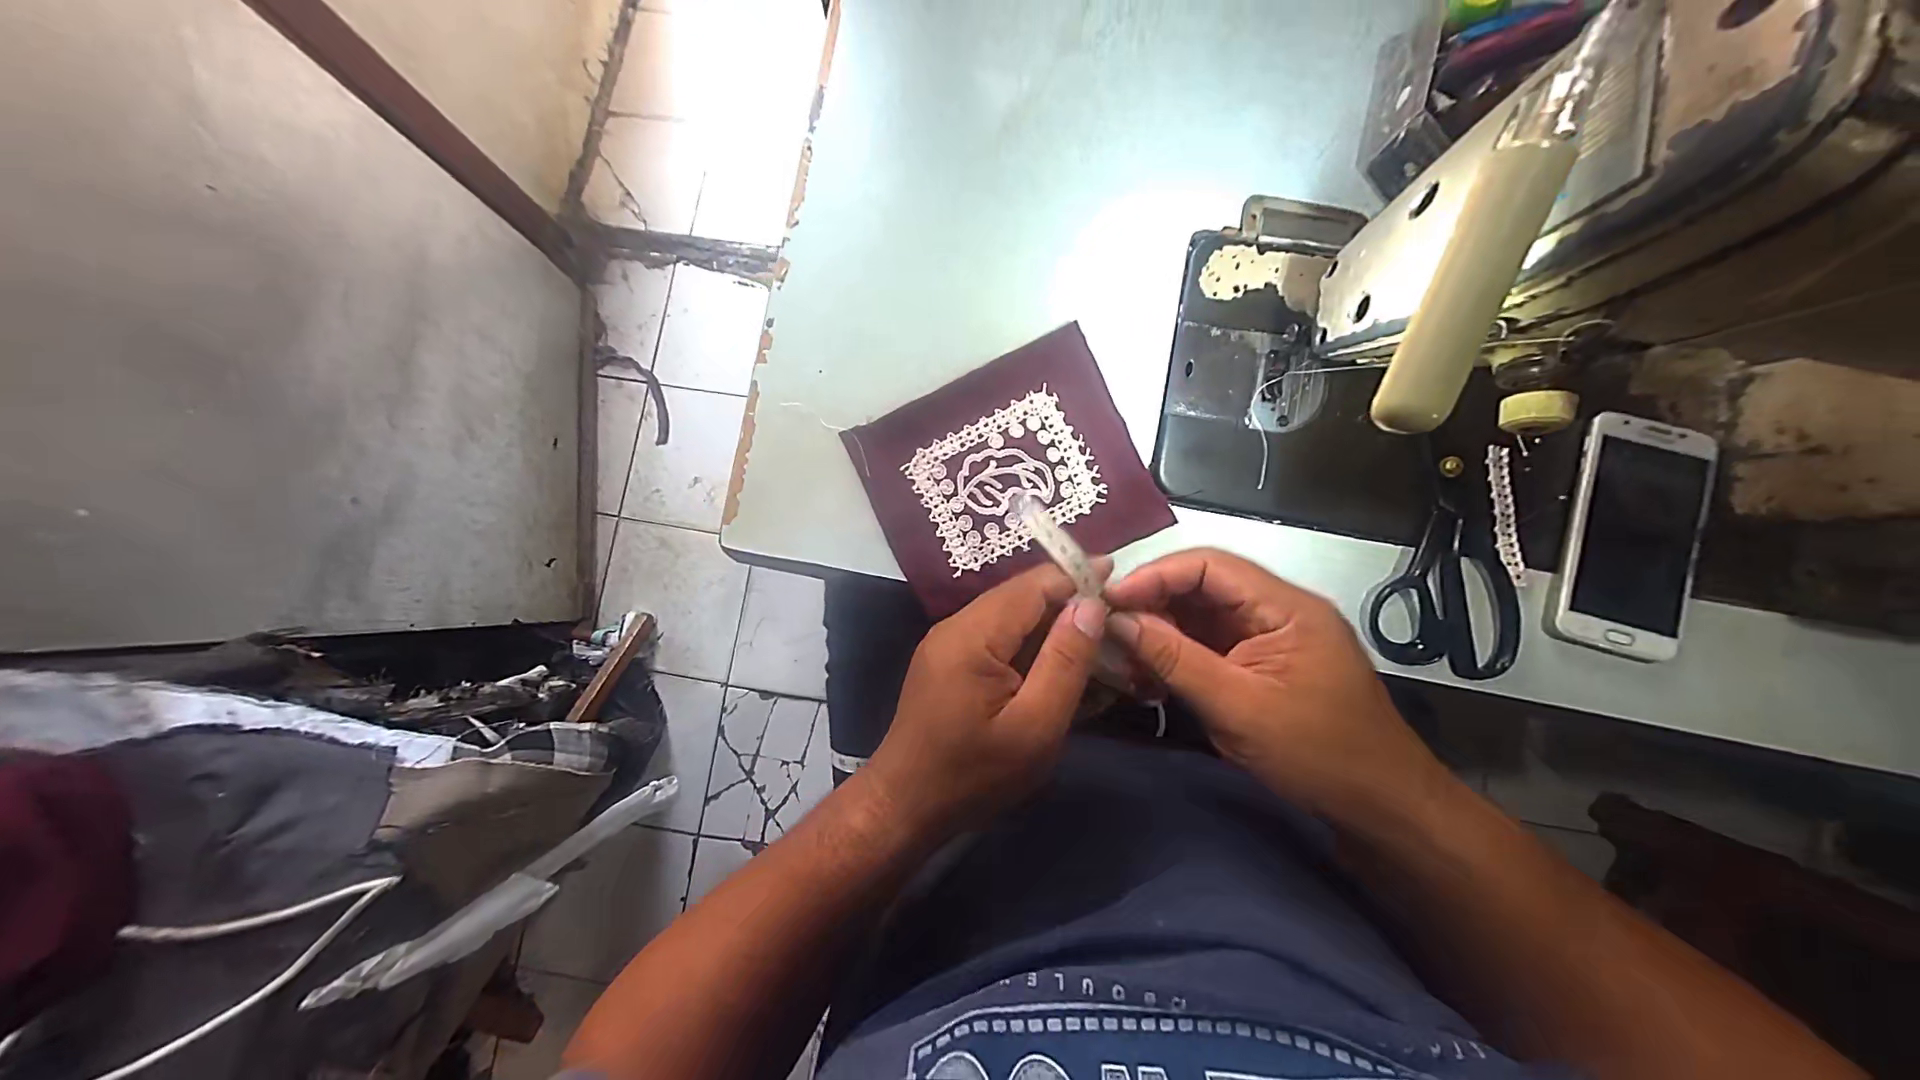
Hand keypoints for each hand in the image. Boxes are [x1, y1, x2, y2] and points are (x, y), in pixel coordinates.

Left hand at [864, 562, 1109, 837]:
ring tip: (1097, 636)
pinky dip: (1030, 643)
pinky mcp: (949, 661)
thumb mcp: (1035, 726)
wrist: (907, 805)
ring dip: (1051, 623)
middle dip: (1068, 600)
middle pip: (1020, 596)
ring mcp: (948, 642)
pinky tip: (1058, 660)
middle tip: (1117, 613)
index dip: (1076, 576)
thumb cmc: (974, 774)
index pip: (1032, 586)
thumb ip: (1065, 662)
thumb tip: (1091, 605)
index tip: (1119, 577)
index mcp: (972, 635)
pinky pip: (997, 637)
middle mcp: (955, 626)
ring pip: (1010, 616)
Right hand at [1103, 549, 1453, 822]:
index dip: (1154, 576)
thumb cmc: (1318, 755)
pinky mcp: (1257, 666)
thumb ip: (1175, 659)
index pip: (1209, 566)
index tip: (1110, 599)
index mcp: (1284, 607)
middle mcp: (1274, 612)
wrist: (1380, 809)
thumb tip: (1117, 622)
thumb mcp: (1238, 706)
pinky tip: (1147, 677)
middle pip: (1200, 588)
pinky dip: (1174, 658)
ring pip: (1198, 618)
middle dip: (1151, 606)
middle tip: (1106, 630)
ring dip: (1158, 634)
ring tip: (1121, 658)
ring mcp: (1266, 639)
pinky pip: (1206, 647)